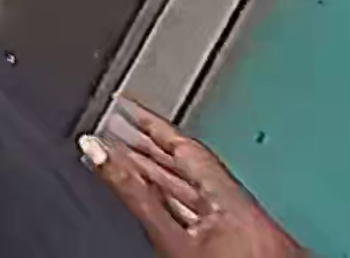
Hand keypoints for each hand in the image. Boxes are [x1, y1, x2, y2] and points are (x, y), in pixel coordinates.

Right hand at [79, 97, 303, 257]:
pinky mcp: (249, 257)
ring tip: (124, 161)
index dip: (151, 123)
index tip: (125, 106)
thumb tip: (94, 148)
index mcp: (239, 208)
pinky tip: (153, 203)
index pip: (188, 147)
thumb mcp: (169, 242)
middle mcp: (254, 221)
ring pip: (199, 196)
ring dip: (159, 177)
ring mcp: (255, 243)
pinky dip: (175, 204)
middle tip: (115, 131)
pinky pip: (206, 218)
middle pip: (194, 171)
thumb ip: (131, 191)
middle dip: (150, 150)